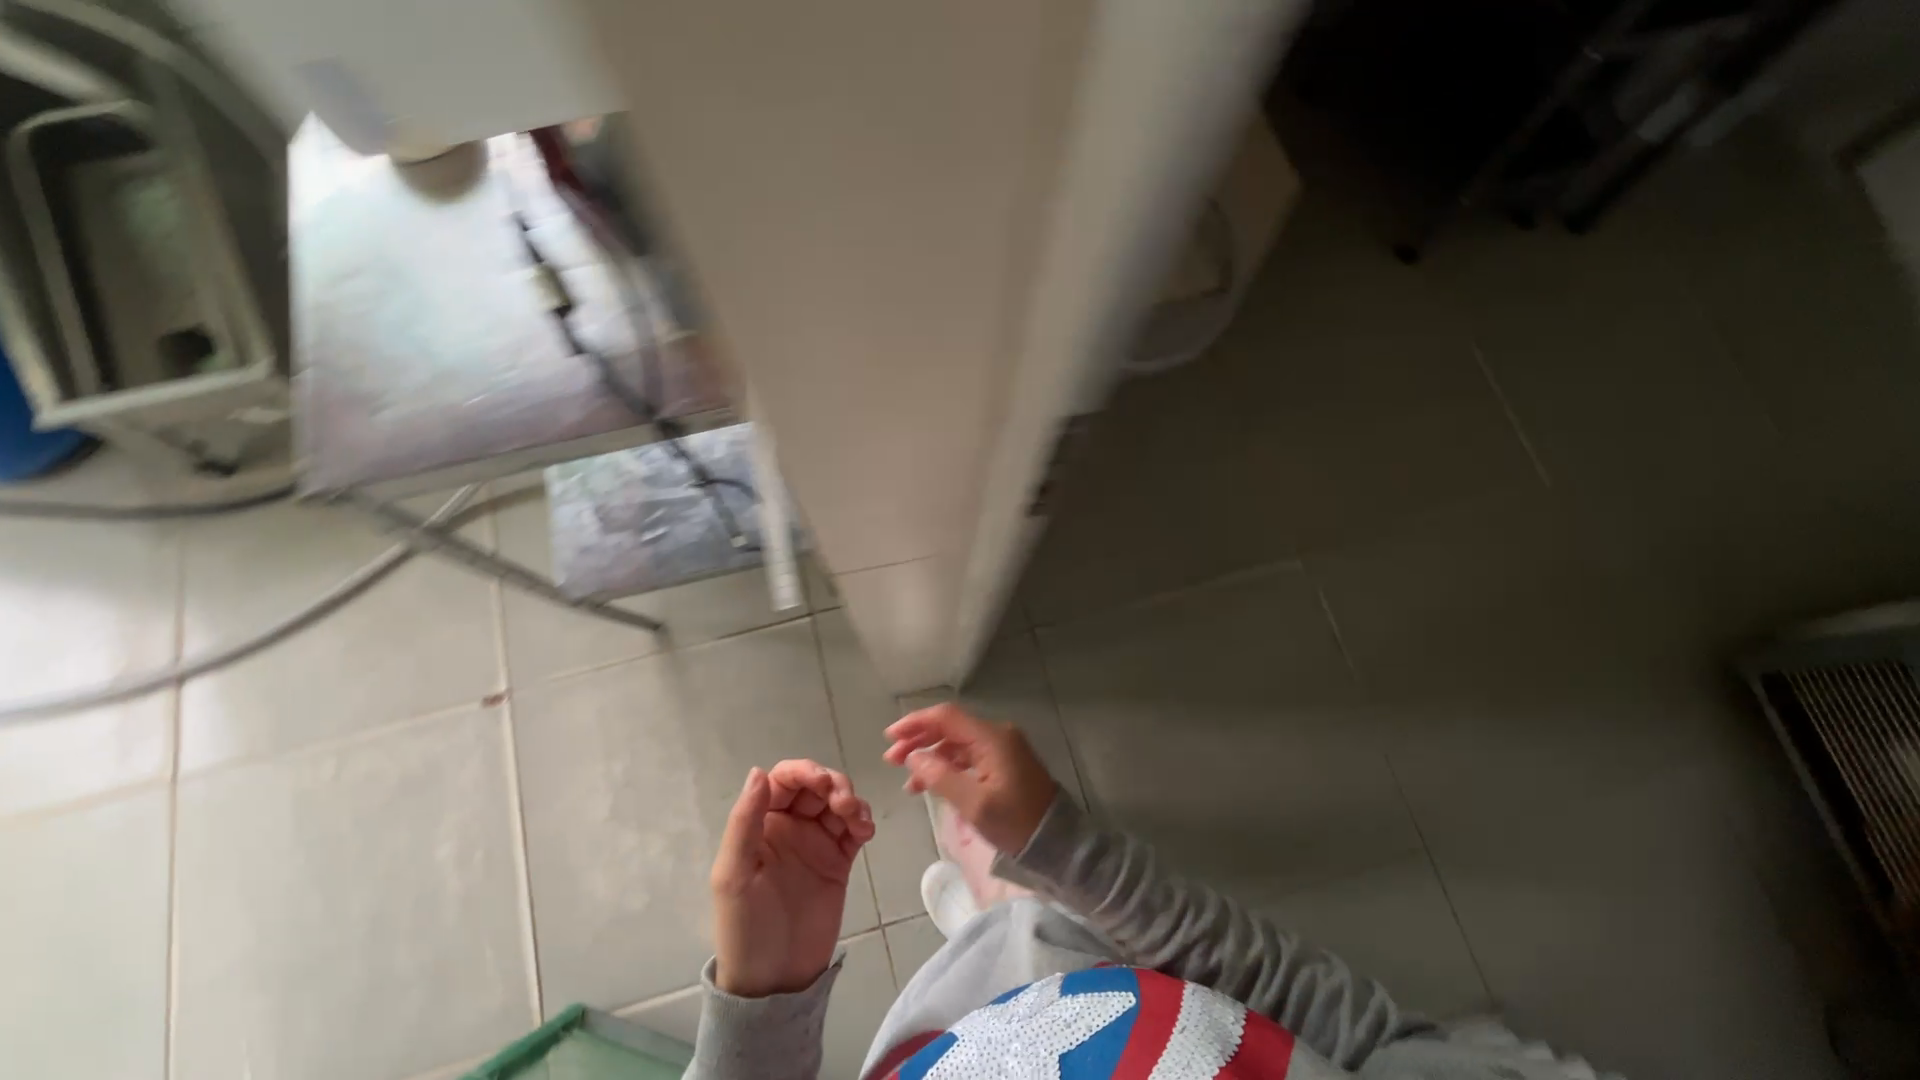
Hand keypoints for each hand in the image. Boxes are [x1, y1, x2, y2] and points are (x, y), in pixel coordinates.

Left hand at [710, 760, 874, 997]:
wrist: (774, 979)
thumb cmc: (745, 927)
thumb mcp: (733, 874)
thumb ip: (744, 821)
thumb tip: (758, 771)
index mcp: (759, 824)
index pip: (782, 780)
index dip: (804, 771)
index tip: (823, 783)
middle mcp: (788, 826)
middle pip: (815, 786)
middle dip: (834, 784)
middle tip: (844, 805)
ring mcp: (815, 843)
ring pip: (838, 803)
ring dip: (851, 802)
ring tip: (858, 823)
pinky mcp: (838, 862)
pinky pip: (853, 830)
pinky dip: (862, 822)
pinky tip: (864, 833)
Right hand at [883, 704, 1055, 853]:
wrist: (1057, 841)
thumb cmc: (1016, 822)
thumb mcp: (975, 804)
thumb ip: (941, 777)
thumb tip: (913, 758)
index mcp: (992, 738)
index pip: (946, 717)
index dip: (915, 723)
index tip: (890, 738)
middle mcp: (996, 736)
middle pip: (950, 728)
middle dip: (918, 740)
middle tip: (891, 760)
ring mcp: (1001, 749)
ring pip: (956, 744)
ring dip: (930, 757)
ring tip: (908, 782)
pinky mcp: (1003, 765)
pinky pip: (967, 757)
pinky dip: (946, 767)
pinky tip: (930, 785)